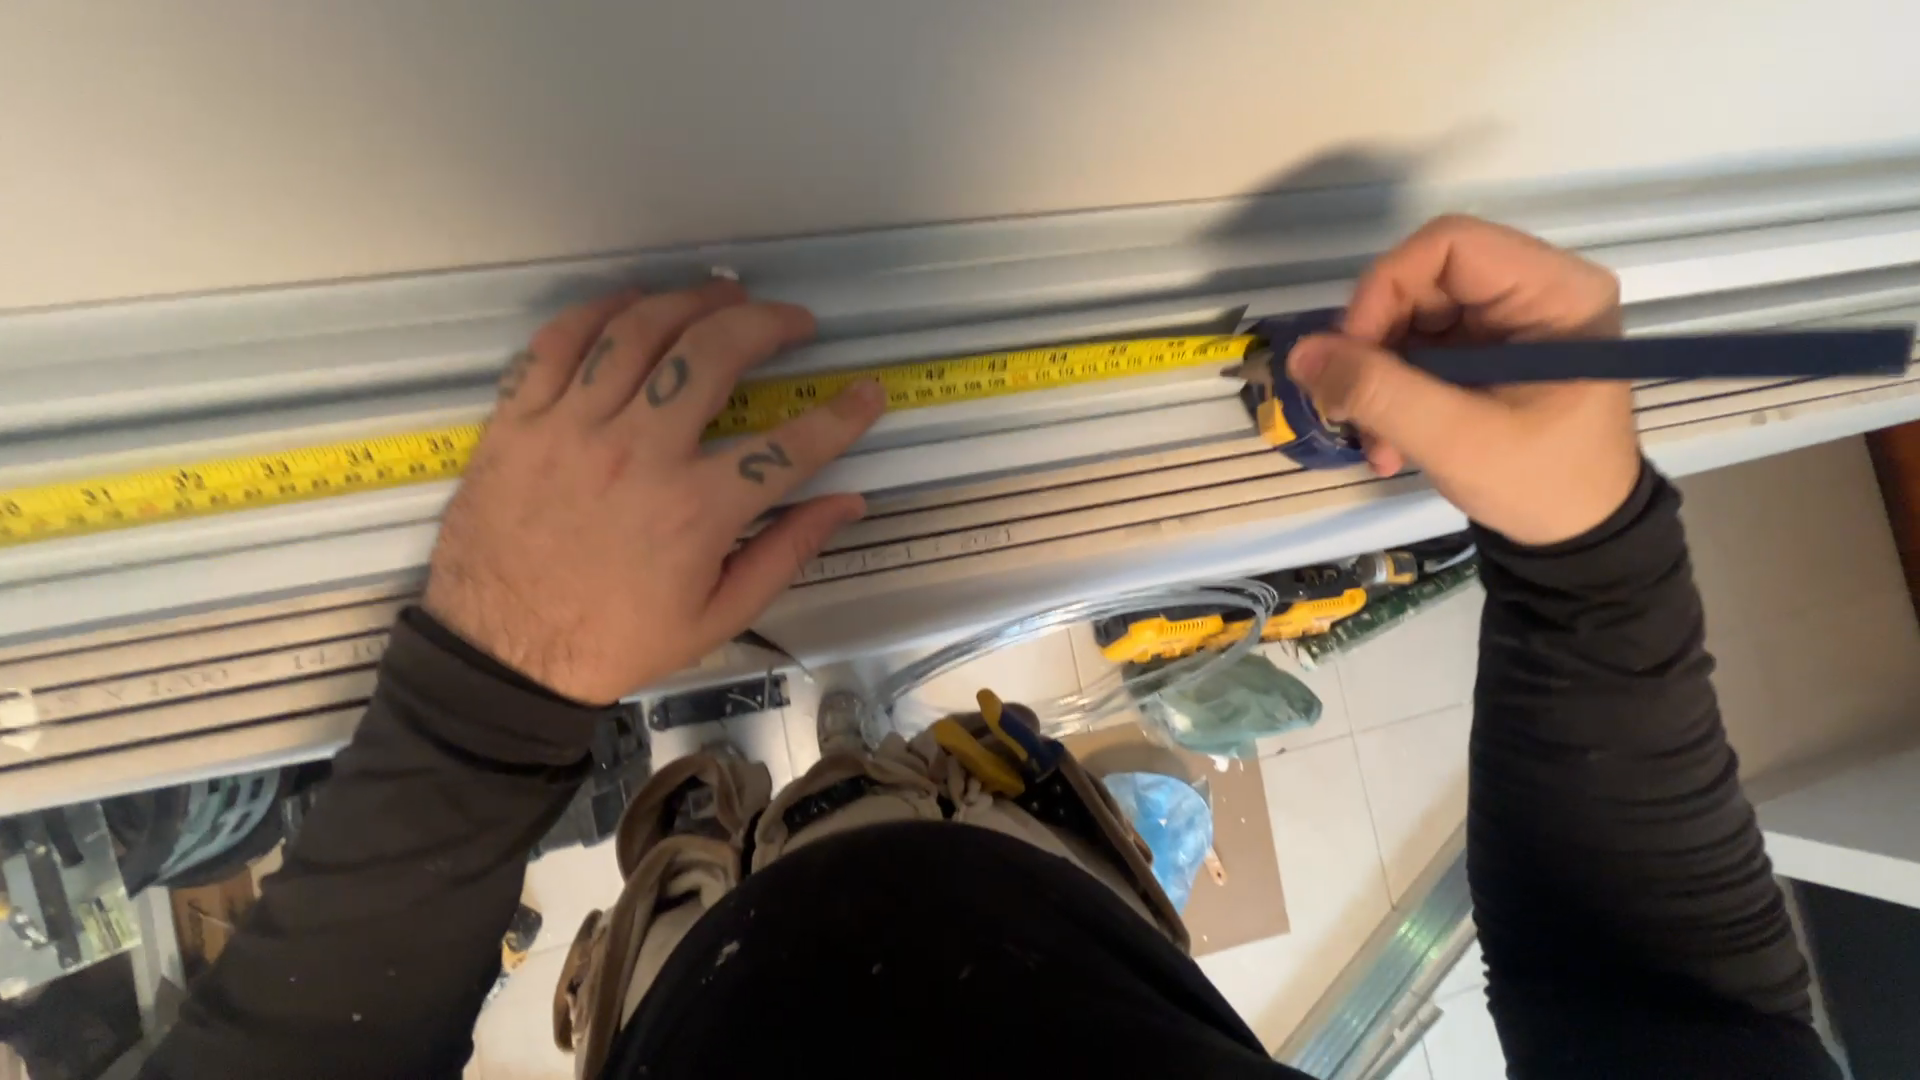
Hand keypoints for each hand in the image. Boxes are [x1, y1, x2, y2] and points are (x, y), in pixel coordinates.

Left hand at [423, 282, 884, 702]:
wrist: (500, 657)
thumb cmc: (619, 640)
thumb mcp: (719, 615)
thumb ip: (787, 552)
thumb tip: (849, 503)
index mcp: (696, 509)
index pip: (790, 445)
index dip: (841, 415)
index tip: (868, 392)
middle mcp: (639, 453)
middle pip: (712, 355)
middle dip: (767, 323)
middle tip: (794, 319)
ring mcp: (572, 428)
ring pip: (638, 331)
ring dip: (691, 301)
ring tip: (725, 294)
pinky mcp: (520, 421)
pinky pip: (559, 342)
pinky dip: (601, 311)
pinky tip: (633, 303)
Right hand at [1284, 214, 1640, 546]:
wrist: (1574, 531)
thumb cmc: (1538, 482)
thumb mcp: (1455, 439)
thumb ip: (1378, 393)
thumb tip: (1299, 353)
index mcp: (1552, 292)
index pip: (1446, 245)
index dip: (1384, 290)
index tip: (1350, 356)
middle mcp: (1527, 291)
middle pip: (1416, 283)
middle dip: (1371, 348)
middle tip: (1352, 410)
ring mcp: (1499, 323)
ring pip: (1401, 320)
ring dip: (1371, 380)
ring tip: (1375, 440)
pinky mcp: (1476, 352)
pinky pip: (1407, 351)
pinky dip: (1383, 394)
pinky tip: (1386, 439)